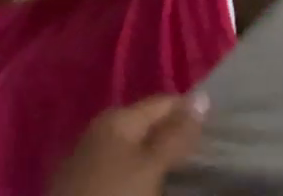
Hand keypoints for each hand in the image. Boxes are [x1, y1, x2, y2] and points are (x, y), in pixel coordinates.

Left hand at [48, 92, 207, 195]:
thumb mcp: (152, 166)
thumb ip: (177, 132)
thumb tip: (202, 96)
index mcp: (116, 117)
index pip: (164, 102)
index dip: (188, 115)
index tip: (207, 135)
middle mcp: (98, 128)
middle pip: (146, 124)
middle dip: (169, 136)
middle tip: (192, 156)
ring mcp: (82, 157)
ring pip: (130, 147)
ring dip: (150, 156)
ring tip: (170, 174)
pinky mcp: (75, 183)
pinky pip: (114, 166)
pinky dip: (131, 172)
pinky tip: (139, 186)